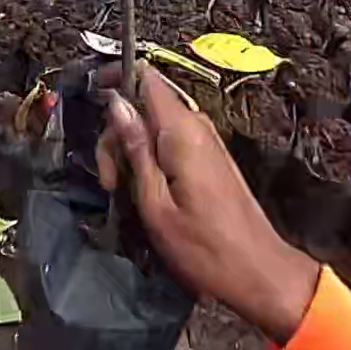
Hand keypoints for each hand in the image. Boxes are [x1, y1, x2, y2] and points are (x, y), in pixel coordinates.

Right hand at [96, 61, 318, 343]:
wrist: (259, 273)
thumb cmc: (204, 247)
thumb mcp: (155, 203)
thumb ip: (135, 148)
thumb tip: (116, 103)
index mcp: (182, 129)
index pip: (146, 77)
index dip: (116, 76)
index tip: (91, 96)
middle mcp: (195, 124)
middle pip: (144, 103)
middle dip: (117, 134)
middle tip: (109, 181)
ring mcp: (204, 138)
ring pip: (153, 123)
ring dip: (130, 149)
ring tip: (122, 191)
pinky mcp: (207, 154)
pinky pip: (169, 138)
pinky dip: (149, 156)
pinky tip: (143, 189)